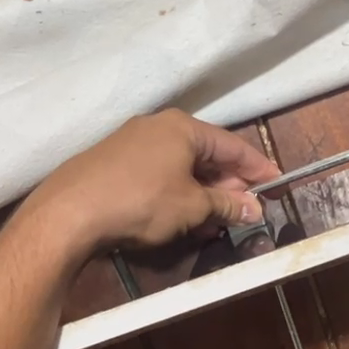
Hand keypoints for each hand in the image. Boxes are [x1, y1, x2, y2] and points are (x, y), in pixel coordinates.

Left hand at [26, 109, 279, 252]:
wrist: (71, 212)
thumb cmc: (142, 202)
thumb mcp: (193, 206)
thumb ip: (227, 205)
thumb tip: (254, 208)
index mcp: (183, 127)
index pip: (233, 145)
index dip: (257, 168)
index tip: (277, 186)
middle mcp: (158, 127)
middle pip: (206, 155)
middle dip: (229, 185)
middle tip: (247, 210)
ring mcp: (133, 144)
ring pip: (181, 168)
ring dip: (203, 194)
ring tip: (218, 222)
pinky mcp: (114, 164)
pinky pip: (159, 176)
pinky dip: (178, 195)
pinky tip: (183, 218)